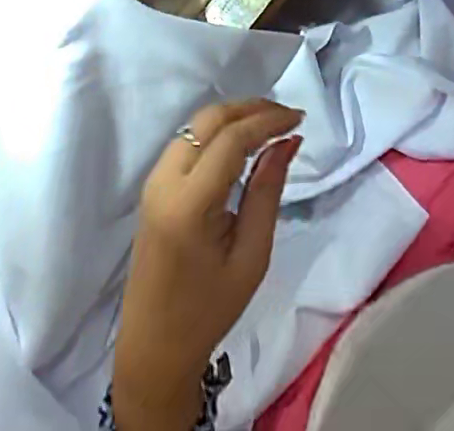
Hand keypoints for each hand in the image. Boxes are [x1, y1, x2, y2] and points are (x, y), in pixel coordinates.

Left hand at [112, 100, 303, 430]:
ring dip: (233, 117)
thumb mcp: (251, 256)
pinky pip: (187, 141)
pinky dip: (217, 132)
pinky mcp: (153, 186)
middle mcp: (164, 181)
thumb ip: (267, 191)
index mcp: (188, 203)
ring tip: (271, 124)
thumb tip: (287, 142)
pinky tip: (242, 141)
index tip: (300, 119)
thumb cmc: (209, 309)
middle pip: (208, 120)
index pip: (230, 139)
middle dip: (250, 108)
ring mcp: (154, 181)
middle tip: (287, 115)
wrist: (155, 345)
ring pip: (195, 125)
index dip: (267, 121)